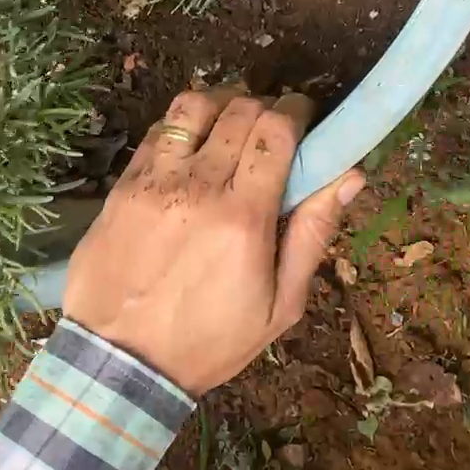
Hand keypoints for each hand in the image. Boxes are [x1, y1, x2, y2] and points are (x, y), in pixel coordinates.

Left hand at [62, 88, 364, 396]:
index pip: (276, 130)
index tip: (305, 117)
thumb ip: (315, 234)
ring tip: (232, 124)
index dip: (297, 111)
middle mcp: (199, 187)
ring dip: (223, 104)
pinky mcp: (122, 186)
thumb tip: (351, 175)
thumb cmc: (210, 340)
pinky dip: (185, 124)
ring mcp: (154, 182)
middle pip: (240, 109)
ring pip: (194, 106)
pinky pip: (158, 129)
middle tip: (273, 129)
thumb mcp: (281, 305)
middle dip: (266, 107)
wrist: (118, 366)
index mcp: (244, 217)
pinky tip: (194, 145)